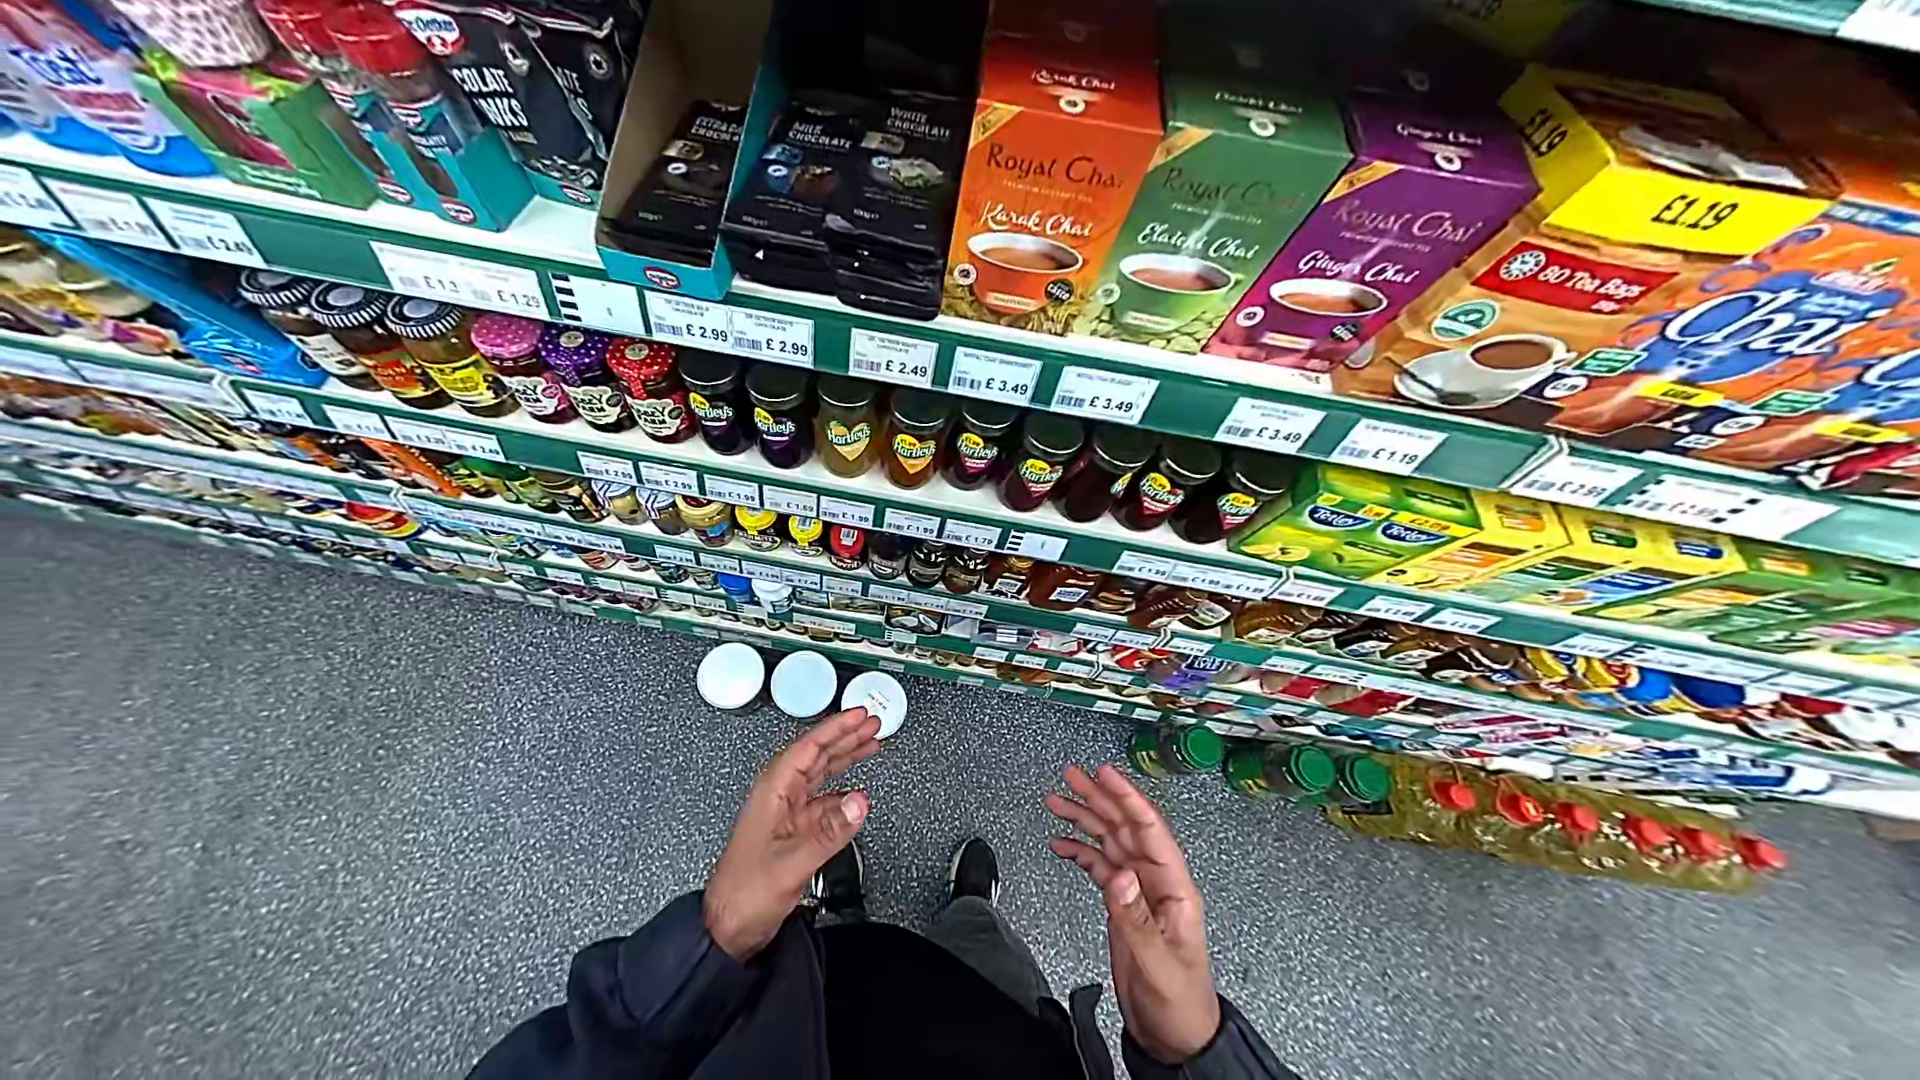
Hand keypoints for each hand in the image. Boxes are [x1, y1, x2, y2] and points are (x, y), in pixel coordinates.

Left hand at [704, 707, 880, 960]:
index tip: (859, 715)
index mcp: (773, 791)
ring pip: (821, 772)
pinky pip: (823, 798)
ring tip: (869, 742)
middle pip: (817, 754)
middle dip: (846, 735)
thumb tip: (860, 801)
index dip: (836, 728)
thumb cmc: (743, 895)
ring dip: (845, 756)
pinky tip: (856, 792)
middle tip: (871, 722)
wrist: (726, 930)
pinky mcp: (792, 829)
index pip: (809, 746)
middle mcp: (779, 795)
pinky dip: (843, 790)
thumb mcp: (791, 862)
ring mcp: (786, 812)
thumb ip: (829, 831)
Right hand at [1047, 764, 1220, 1063]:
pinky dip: (1079, 850)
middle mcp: (1156, 882)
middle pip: (1125, 826)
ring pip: (1109, 840)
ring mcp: (1138, 891)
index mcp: (1175, 889)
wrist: (1175, 1038)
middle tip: (1073, 775)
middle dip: (1099, 797)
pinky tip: (1062, 841)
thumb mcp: (1159, 965)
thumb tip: (1119, 874)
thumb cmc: (1180, 1005)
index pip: (1150, 830)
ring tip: (1059, 799)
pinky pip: (1099, 865)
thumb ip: (1137, 919)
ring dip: (1085, 817)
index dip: (1128, 798)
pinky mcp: (1123, 903)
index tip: (1107, 775)